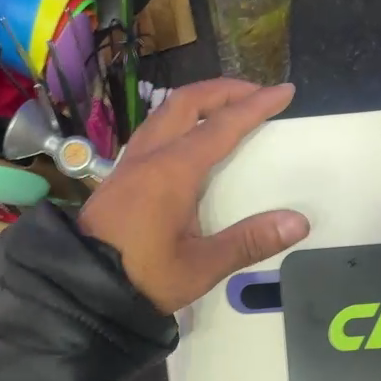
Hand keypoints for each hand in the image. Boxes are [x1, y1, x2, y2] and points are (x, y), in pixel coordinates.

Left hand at [79, 79, 310, 312]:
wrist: (81, 289)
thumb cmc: (143, 278)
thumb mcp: (201, 267)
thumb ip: (249, 242)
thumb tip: (298, 223)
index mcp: (172, 171)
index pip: (221, 126)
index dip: (256, 106)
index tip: (284, 92)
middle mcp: (149, 156)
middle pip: (187, 102)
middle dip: (225, 90)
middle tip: (256, 93)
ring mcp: (129, 163)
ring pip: (164, 112)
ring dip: (199, 101)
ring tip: (225, 109)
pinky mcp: (119, 176)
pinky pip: (152, 130)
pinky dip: (178, 119)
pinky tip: (187, 139)